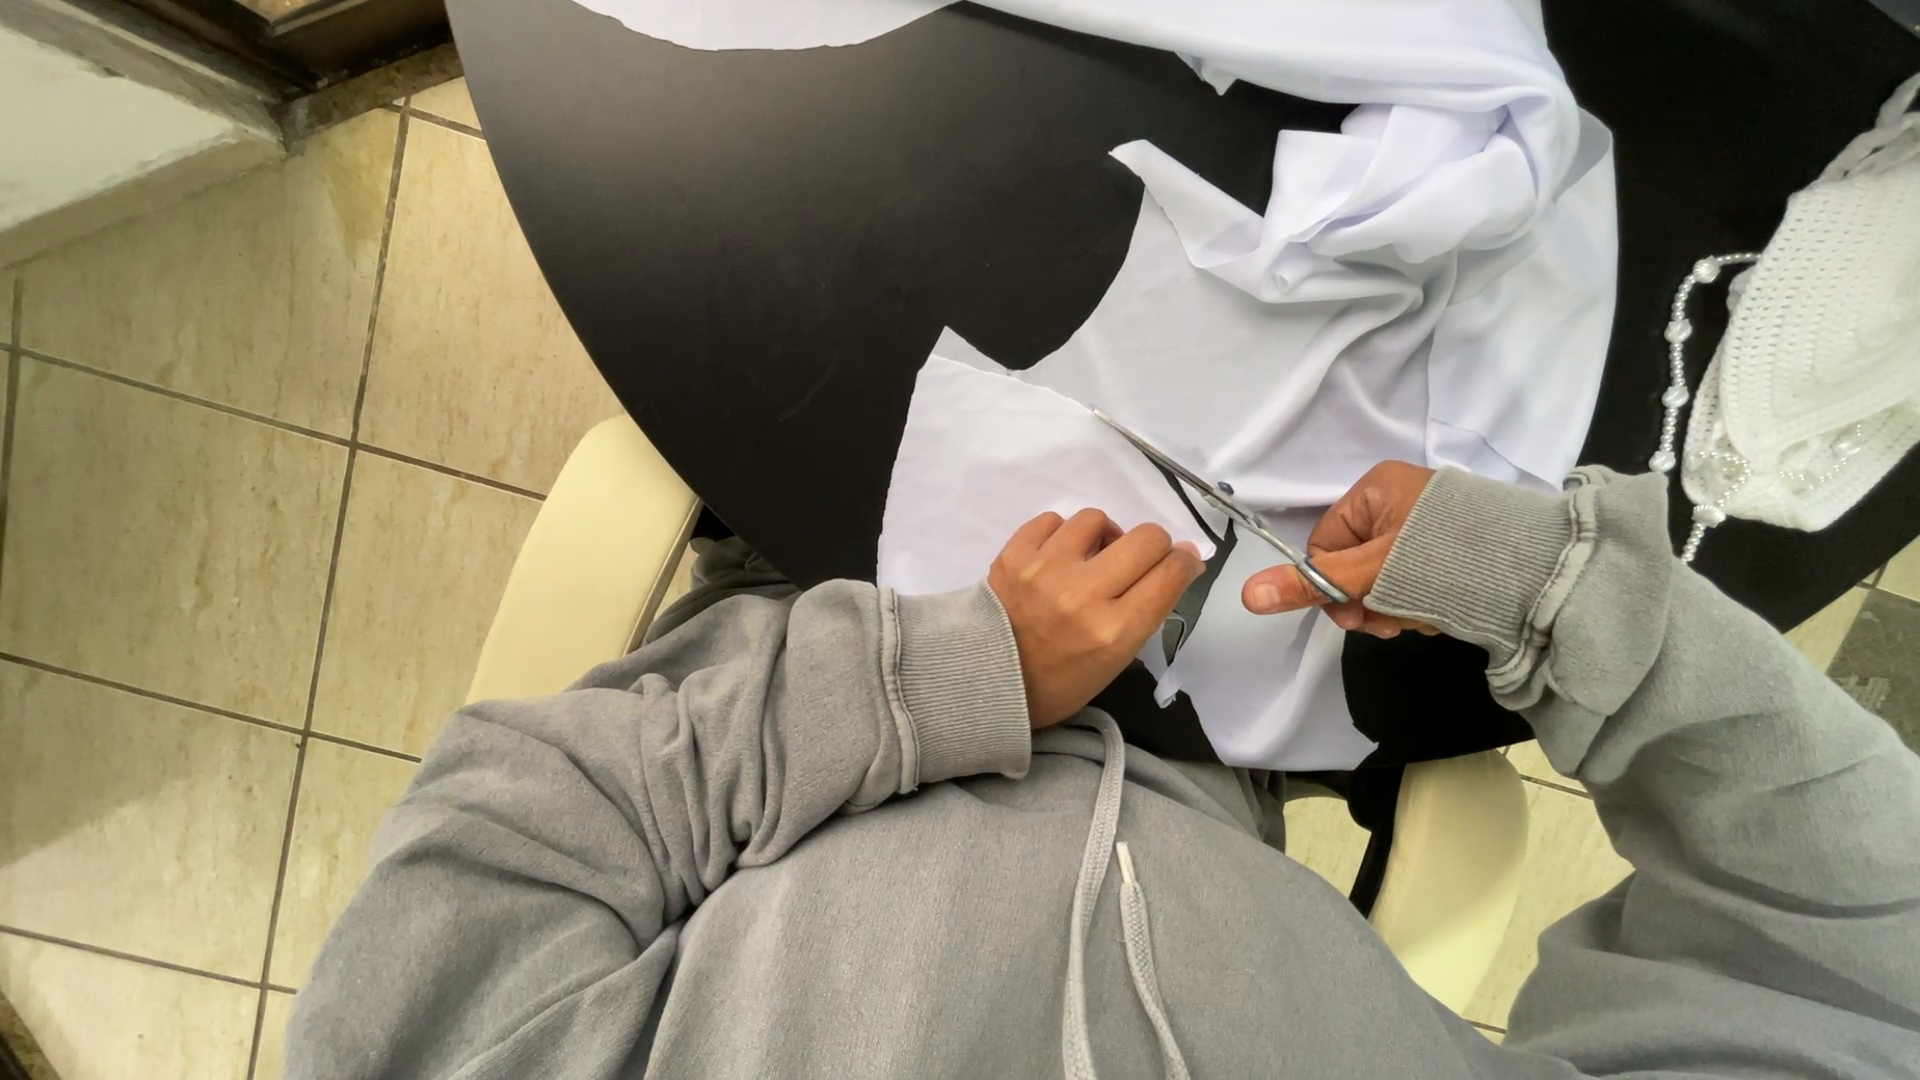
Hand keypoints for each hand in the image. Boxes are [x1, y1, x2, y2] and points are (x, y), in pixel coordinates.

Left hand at [989, 509, 1203, 727]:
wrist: (988, 679)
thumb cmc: (1060, 680)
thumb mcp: (1116, 659)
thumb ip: (1149, 608)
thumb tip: (1183, 560)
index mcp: (1114, 631)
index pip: (1171, 574)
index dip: (1185, 561)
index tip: (1181, 561)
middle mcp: (1083, 595)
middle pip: (1147, 539)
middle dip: (1153, 546)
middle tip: (1138, 561)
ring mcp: (1046, 570)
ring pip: (1097, 519)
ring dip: (1102, 536)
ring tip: (1091, 558)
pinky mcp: (1014, 555)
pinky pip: (1052, 520)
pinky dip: (1061, 535)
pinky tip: (1058, 556)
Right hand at [1241, 462, 1439, 638]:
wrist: (1551, 573)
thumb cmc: (1448, 561)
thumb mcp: (1373, 574)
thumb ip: (1312, 585)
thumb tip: (1245, 593)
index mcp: (1375, 489)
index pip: (1325, 545)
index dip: (1332, 586)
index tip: (1355, 616)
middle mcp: (1399, 499)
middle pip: (1352, 564)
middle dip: (1367, 601)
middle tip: (1391, 623)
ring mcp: (1428, 523)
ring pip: (1382, 577)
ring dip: (1393, 606)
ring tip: (1423, 616)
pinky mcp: (1453, 546)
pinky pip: (1413, 577)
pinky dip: (1418, 600)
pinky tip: (1439, 610)